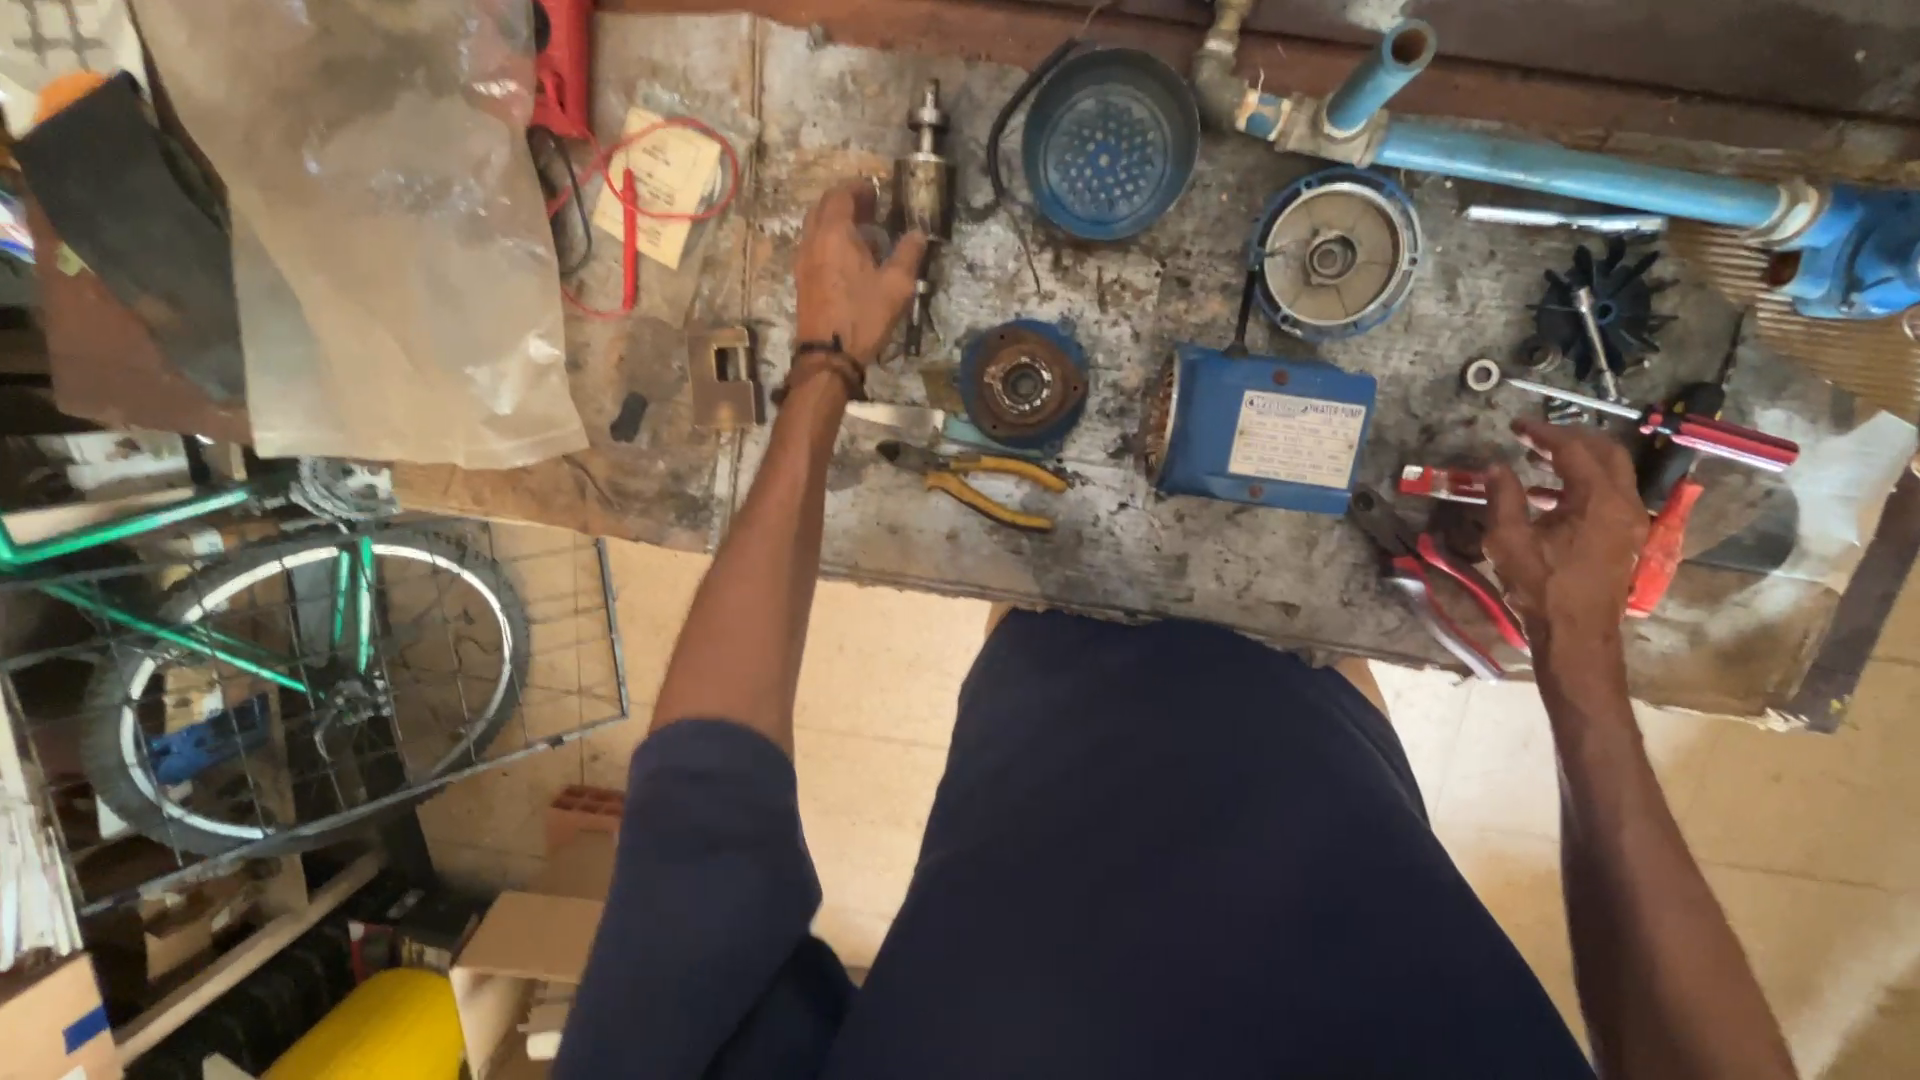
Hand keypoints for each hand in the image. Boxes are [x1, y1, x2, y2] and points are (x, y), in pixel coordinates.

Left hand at [795, 179, 928, 366]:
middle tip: (871, 208)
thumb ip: (908, 254)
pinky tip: (850, 258)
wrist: (829, 356)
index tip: (876, 190)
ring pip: (816, 227)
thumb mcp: (896, 286)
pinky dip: (830, 241)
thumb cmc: (864, 317)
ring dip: (837, 222)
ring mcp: (803, 261)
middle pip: (824, 207)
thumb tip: (918, 234)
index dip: (858, 188)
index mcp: (834, 234)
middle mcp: (813, 241)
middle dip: (846, 201)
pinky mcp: (803, 280)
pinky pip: (814, 246)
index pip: (840, 195)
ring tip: (863, 233)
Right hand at [1483, 419, 1648, 657]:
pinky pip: (1609, 494)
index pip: (1573, 450)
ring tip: (1538, 461)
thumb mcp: (1508, 540)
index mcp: (1596, 499)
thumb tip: (1497, 467)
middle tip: (1533, 438)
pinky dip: (1582, 483)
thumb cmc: (1540, 585)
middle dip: (1569, 439)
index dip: (1543, 434)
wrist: (1576, 631)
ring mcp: (1630, 520)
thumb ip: (1503, 498)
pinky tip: (1549, 496)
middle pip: (1605, 452)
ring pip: (1612, 472)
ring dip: (1577, 460)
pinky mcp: (1625, 536)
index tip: (1516, 426)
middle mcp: (1623, 502)